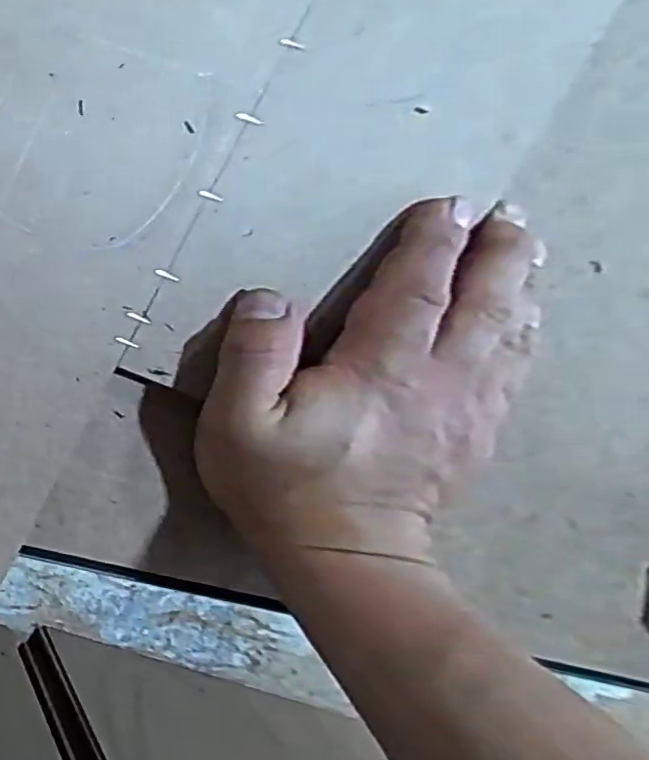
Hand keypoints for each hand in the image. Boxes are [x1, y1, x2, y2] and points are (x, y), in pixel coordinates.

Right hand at [194, 197, 542, 565]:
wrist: (343, 553)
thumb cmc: (276, 483)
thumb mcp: (236, 419)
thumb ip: (253, 354)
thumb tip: (270, 297)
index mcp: (381, 371)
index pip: (415, 292)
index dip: (429, 246)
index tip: (443, 206)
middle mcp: (440, 381)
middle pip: (483, 305)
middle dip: (496, 254)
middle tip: (506, 214)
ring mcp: (467, 409)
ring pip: (510, 334)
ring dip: (519, 286)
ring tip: (523, 252)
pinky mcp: (474, 434)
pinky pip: (513, 369)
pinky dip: (523, 333)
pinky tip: (521, 322)